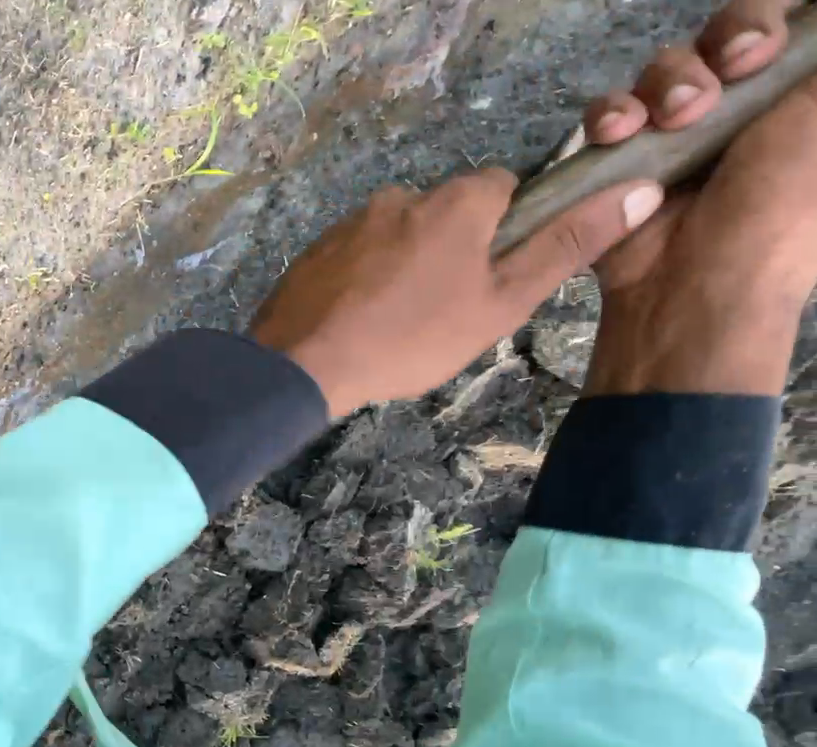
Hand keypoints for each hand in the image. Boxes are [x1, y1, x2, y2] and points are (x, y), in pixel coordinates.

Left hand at [249, 172, 662, 416]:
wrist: (299, 367)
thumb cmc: (407, 340)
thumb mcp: (500, 303)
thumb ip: (565, 247)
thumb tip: (637, 192)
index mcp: (455, 201)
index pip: (503, 188)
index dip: (506, 226)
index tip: (493, 271)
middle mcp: (398, 198)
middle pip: (443, 214)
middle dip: (449, 249)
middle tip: (439, 306)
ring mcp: (344, 225)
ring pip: (392, 237)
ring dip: (399, 266)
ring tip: (389, 319)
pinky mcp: (307, 254)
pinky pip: (349, 259)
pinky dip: (357, 281)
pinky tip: (351, 319)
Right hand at [583, 0, 816, 396]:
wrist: (688, 281)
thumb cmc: (776, 209)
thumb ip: (811, 70)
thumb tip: (808, 28)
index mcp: (799, 97)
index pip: (787, 26)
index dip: (765, 25)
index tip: (759, 55)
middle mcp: (744, 105)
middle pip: (725, 34)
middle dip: (718, 49)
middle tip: (713, 89)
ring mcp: (678, 133)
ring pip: (665, 68)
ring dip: (662, 86)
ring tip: (664, 123)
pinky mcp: (620, 159)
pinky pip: (609, 113)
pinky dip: (609, 116)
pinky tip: (615, 136)